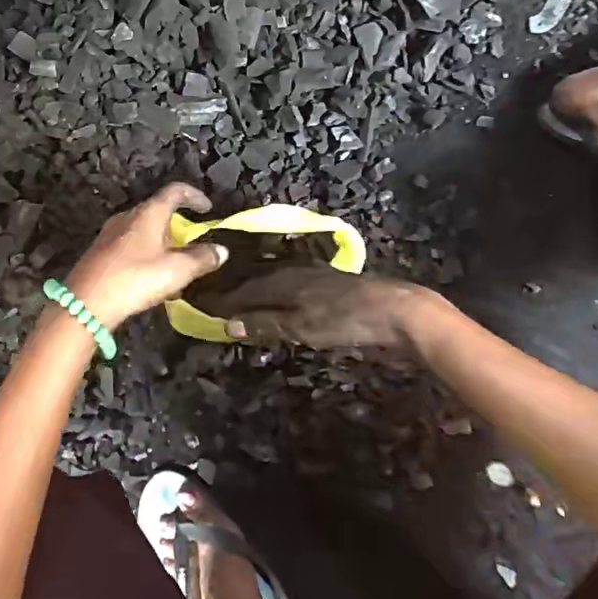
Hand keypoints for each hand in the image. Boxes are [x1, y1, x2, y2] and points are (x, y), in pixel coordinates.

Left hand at [62, 183, 227, 326]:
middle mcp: (127, 216)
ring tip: (174, 266)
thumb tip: (220, 250)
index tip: (208, 208)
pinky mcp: (101, 250)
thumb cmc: (135, 278)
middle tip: (192, 244)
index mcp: (148, 213)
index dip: (194, 196)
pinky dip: (147, 253)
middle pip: (158, 210)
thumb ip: (201, 259)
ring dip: (162, 242)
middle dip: (178, 225)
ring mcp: (111, 232)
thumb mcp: (176, 271)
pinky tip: (151, 277)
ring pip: (144, 229)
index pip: (175, 191)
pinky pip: (131, 244)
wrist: (87, 300)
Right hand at [206, 266, 432, 348]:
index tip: (200, 305)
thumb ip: (265, 325)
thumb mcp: (301, 327)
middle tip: (214, 302)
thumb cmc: (345, 320)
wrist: (397, 310)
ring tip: (238, 301)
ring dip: (253, 291)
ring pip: (270, 281)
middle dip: (234, 292)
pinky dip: (273, 292)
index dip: (221, 300)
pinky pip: (287, 283)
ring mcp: (308, 273)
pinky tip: (275, 299)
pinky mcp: (325, 280)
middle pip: (253, 281)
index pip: (239, 290)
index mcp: (278, 281)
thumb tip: (226, 324)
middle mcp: (288, 271)